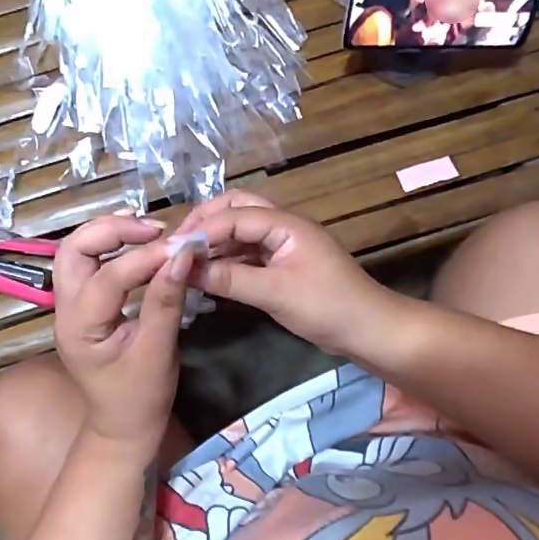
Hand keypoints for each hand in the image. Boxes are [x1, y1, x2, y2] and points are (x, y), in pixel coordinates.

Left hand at [51, 214, 195, 446]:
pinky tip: (139, 244)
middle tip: (155, 229)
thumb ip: (167, 302)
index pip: (109, 277)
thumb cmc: (141, 397)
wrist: (123, 426)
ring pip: (76, 252)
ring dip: (109, 234)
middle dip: (112, 230)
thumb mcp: (158, 352)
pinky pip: (88, 265)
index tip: (184, 247)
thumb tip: (183, 255)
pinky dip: (111, 247)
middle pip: (73, 250)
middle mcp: (65, 311)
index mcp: (79, 328)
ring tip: (149, 231)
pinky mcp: (82, 306)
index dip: (146, 258)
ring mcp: (69, 307)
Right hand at [175, 192, 405, 356]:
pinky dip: (225, 260)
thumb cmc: (326, 306)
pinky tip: (206, 276)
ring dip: (214, 241)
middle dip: (205, 222)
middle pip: (235, 209)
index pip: (232, 216)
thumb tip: (183, 269)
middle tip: (176, 245)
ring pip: (240, 231)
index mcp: (285, 223)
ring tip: (184, 260)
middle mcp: (282, 226)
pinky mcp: (282, 266)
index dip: (200, 230)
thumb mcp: (274, 293)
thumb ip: (228, 279)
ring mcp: (283, 245)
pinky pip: (247, 254)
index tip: (170, 250)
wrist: (368, 330)